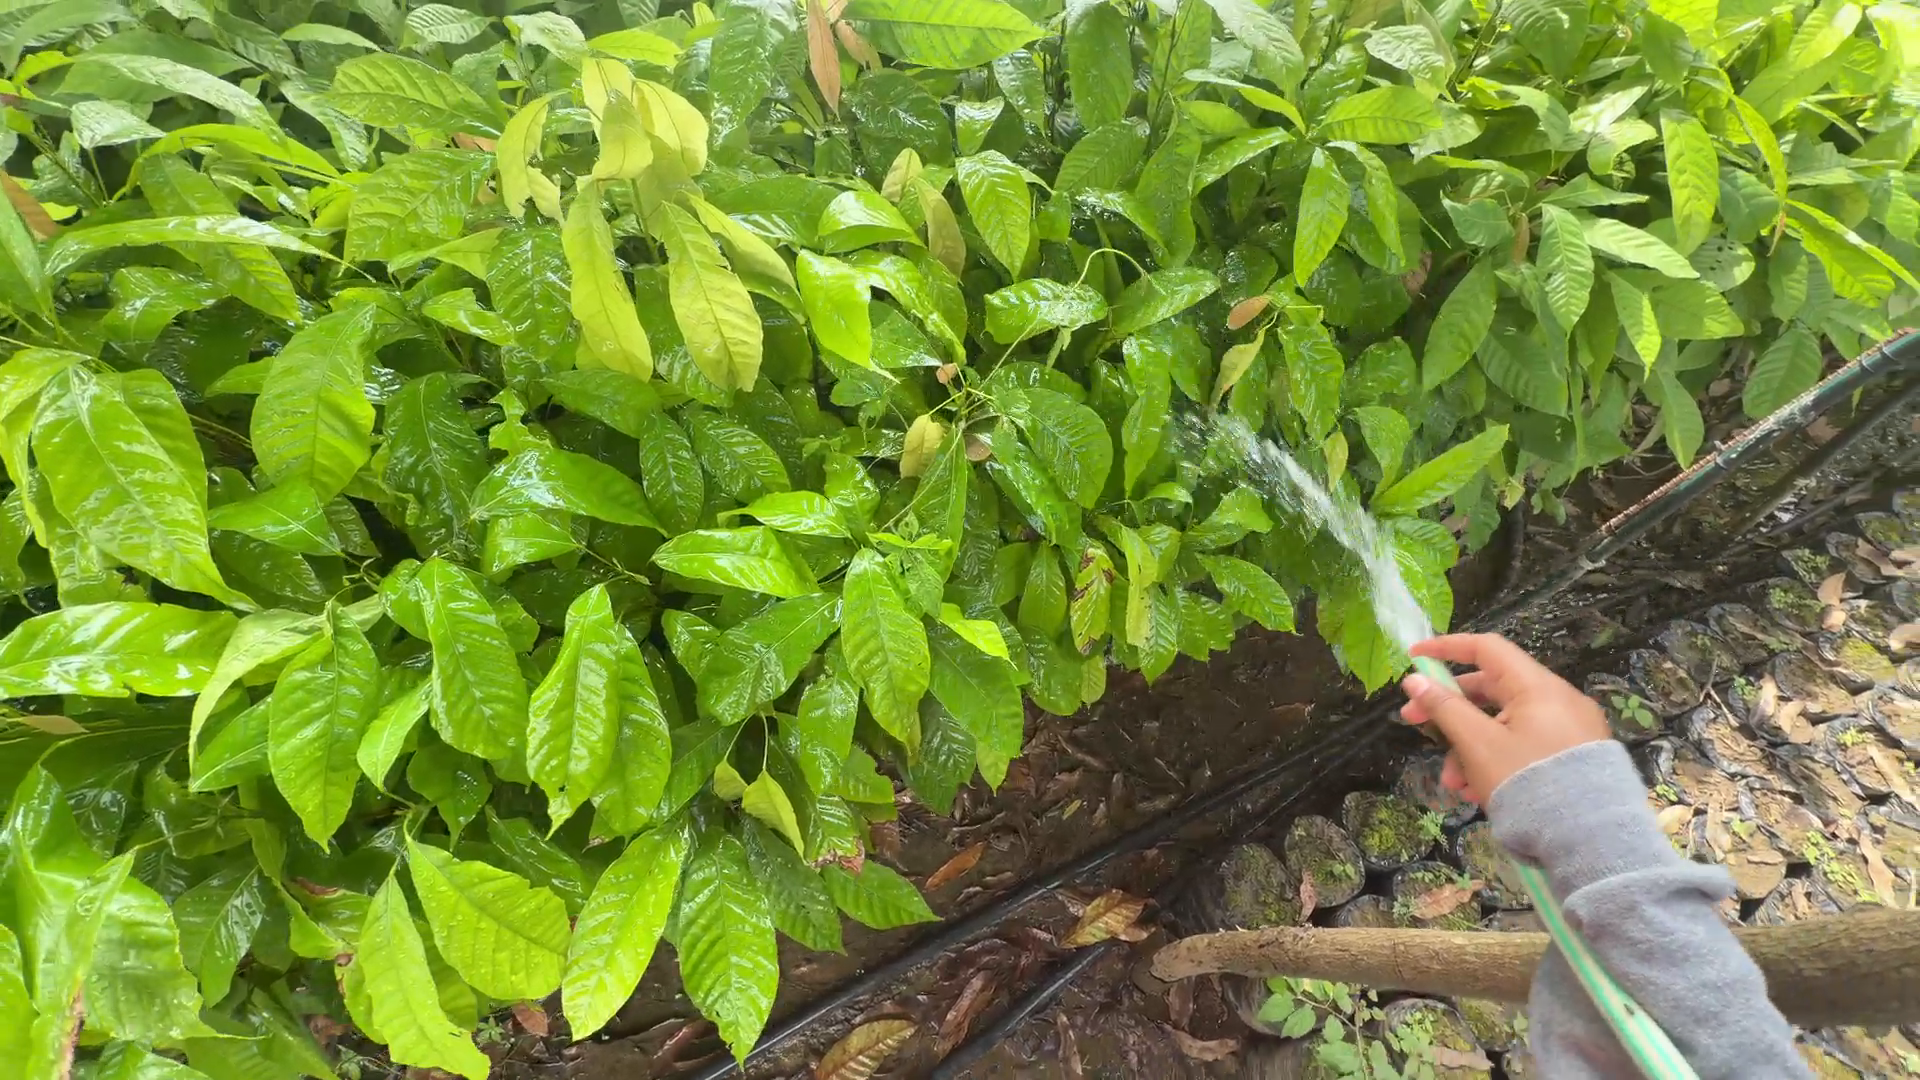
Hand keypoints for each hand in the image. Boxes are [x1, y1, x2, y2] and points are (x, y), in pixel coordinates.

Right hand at [1398, 633, 1610, 803]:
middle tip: (1414, 722)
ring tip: (1453, 781)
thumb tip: (1415, 680)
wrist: (1593, 844)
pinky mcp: (1573, 757)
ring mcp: (1569, 730)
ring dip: (1468, 745)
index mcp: (1538, 688)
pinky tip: (1478, 790)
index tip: (1413, 656)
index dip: (1446, 647)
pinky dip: (1494, 758)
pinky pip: (1523, 744)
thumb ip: (1443, 707)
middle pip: (1490, 689)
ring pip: (1503, 723)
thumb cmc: (1527, 781)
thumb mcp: (1475, 743)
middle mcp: (1558, 701)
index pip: (1486, 649)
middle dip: (1448, 709)